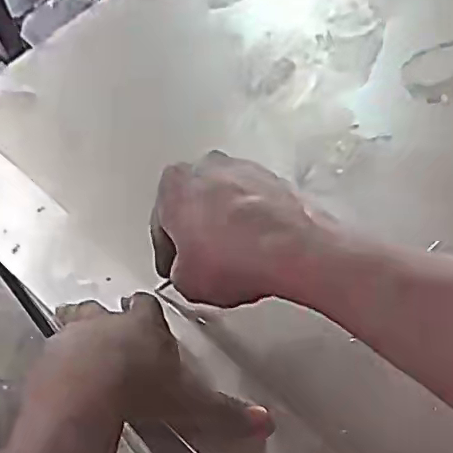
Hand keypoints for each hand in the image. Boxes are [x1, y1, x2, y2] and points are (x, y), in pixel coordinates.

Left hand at [44, 293, 273, 437]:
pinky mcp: (46, 360)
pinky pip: (52, 357)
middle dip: (106, 320)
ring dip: (79, 338)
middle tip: (111, 336)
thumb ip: (224, 412)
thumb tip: (269, 423)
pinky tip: (66, 384)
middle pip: (102, 310)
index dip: (148, 313)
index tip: (149, 319)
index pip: (147, 306)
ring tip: (85, 358)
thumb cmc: (141, 390)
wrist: (83, 395)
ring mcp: (70, 337)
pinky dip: (59, 366)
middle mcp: (104, 322)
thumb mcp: (189, 404)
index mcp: (142, 325)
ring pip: (72, 326)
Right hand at [151, 151, 332, 307]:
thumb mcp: (188, 284)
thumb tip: (188, 276)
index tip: (174, 267)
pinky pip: (255, 209)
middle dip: (198, 235)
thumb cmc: (239, 257)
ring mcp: (243, 171)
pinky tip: (258, 253)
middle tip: (204, 264)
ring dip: (227, 229)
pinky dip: (255, 227)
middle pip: (194, 207)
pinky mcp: (274, 183)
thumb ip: (179, 275)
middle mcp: (207, 168)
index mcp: (173, 184)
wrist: (290, 250)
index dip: (168, 254)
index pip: (162, 224)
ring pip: (225, 204)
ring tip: (235, 262)